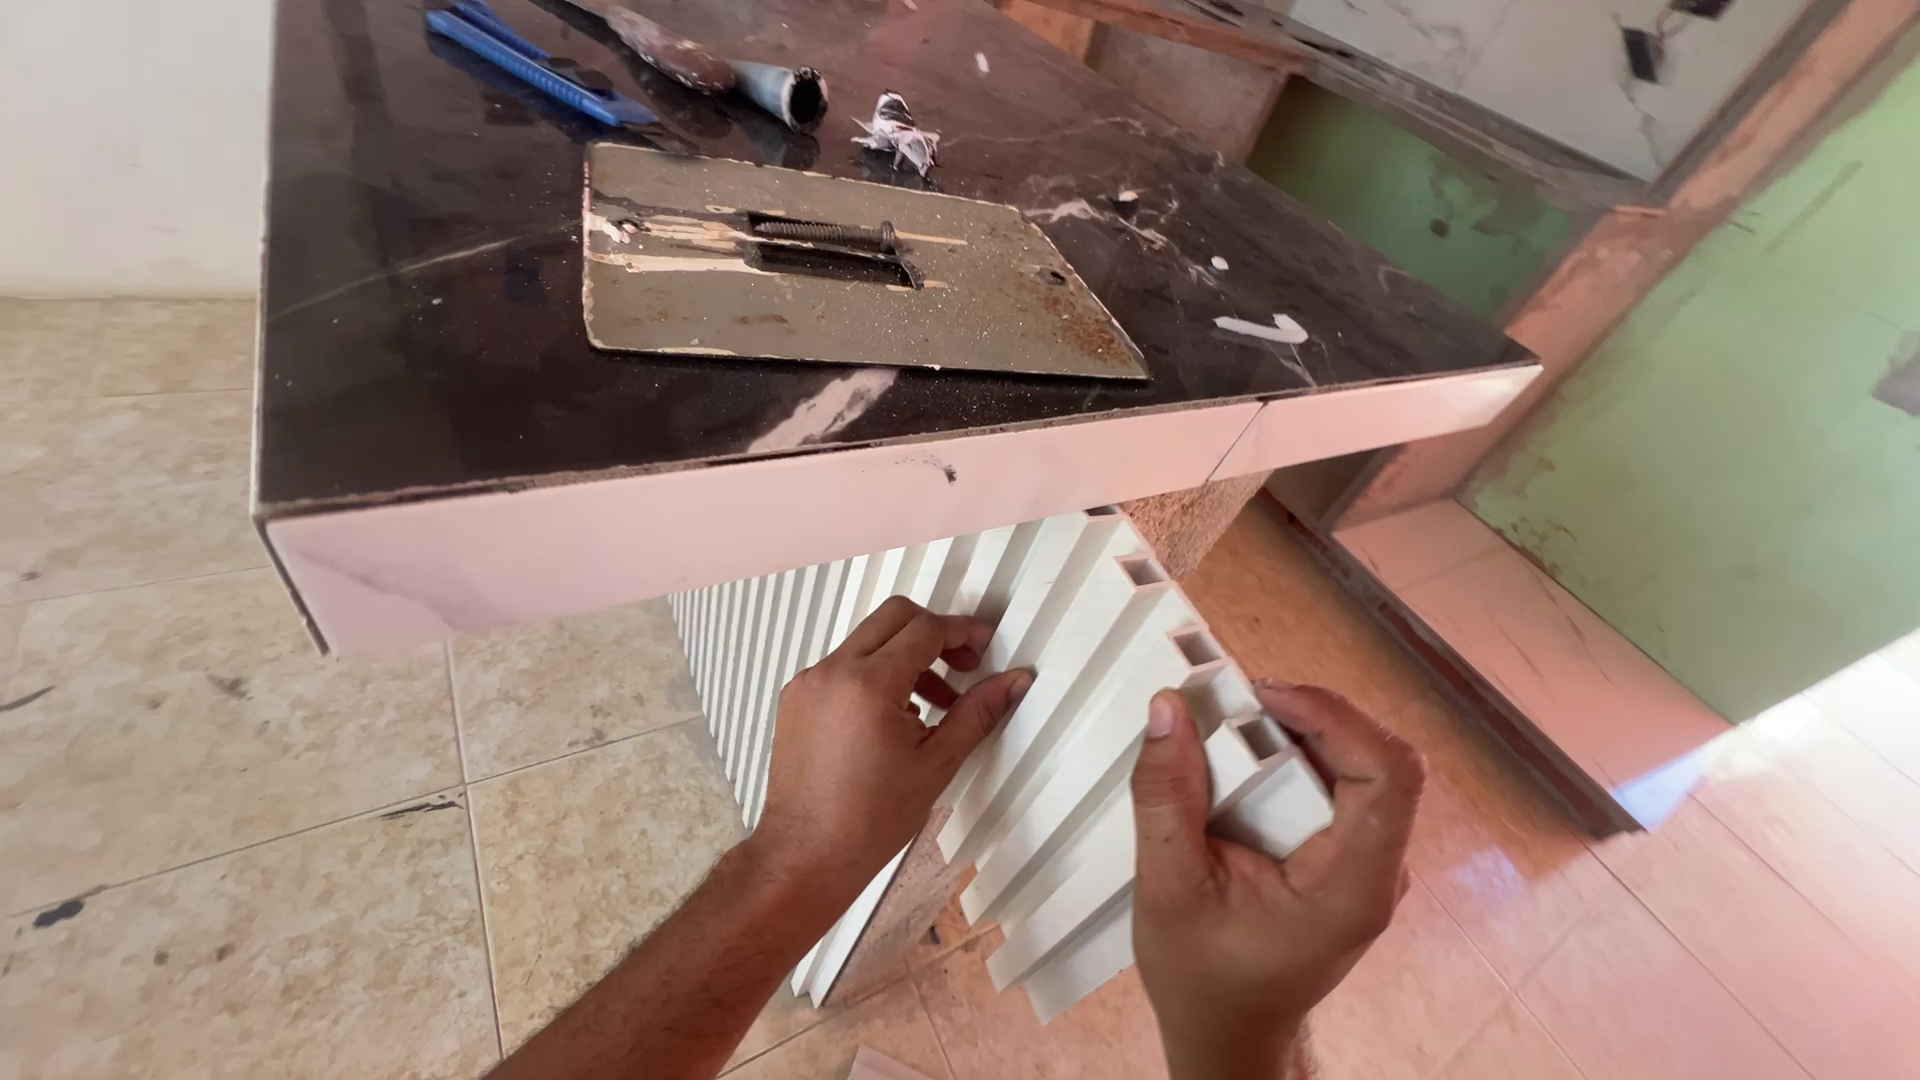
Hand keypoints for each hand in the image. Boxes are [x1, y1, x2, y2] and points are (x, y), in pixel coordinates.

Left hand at [749, 596, 1033, 905]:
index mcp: (869, 685)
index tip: (984, 646)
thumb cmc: (870, 820)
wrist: (805, 856)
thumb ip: (978, 712)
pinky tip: (893, 716)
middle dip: (935, 632)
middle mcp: (832, 671)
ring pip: (867, 639)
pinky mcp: (796, 696)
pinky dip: (874, 673)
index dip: (963, 632)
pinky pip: (843, 664)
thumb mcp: (937, 763)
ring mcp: (809, 681)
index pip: (926, 629)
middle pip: (895, 616)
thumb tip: (1016, 680)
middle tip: (962, 666)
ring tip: (932, 703)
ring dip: (905, 655)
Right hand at [1131, 681, 1425, 1078]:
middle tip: (1234, 705)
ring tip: (1232, 724)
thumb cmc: (1201, 975)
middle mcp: (1375, 869)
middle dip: (1307, 717)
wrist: (1227, 1031)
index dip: (1334, 717)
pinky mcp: (1342, 859)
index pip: (1387, 776)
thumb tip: (1168, 708)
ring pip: (1357, 768)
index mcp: (1350, 884)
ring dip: (1298, 732)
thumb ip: (1165, 796)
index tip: (1262, 697)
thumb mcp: (1166, 886)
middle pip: (1376, 762)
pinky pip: (1335, 787)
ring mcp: (1364, 865)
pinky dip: (1292, 757)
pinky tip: (1243, 759)